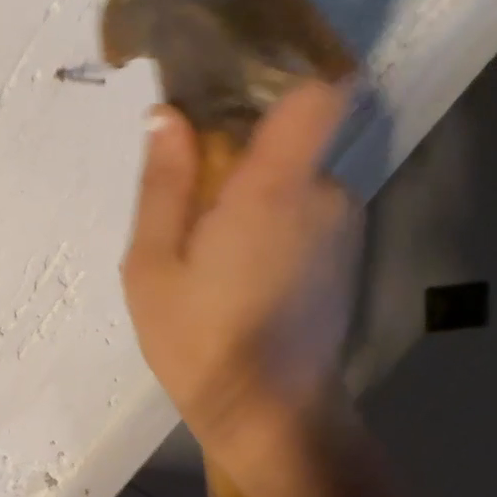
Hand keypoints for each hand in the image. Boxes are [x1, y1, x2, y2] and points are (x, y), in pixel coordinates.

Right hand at [121, 81, 360, 472]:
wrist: (267, 408)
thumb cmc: (195, 339)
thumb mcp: (152, 267)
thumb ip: (164, 188)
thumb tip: (166, 118)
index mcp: (273, 189)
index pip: (312, 93)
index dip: (272, 88)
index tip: (220, 114)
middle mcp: (323, 192)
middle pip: (288, 141)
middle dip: (235, 165)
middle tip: (184, 224)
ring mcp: (342, 221)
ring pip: (291, 181)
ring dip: (248, 203)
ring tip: (204, 263)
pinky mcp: (344, 249)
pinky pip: (301, 213)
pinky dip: (266, 229)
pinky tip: (234, 280)